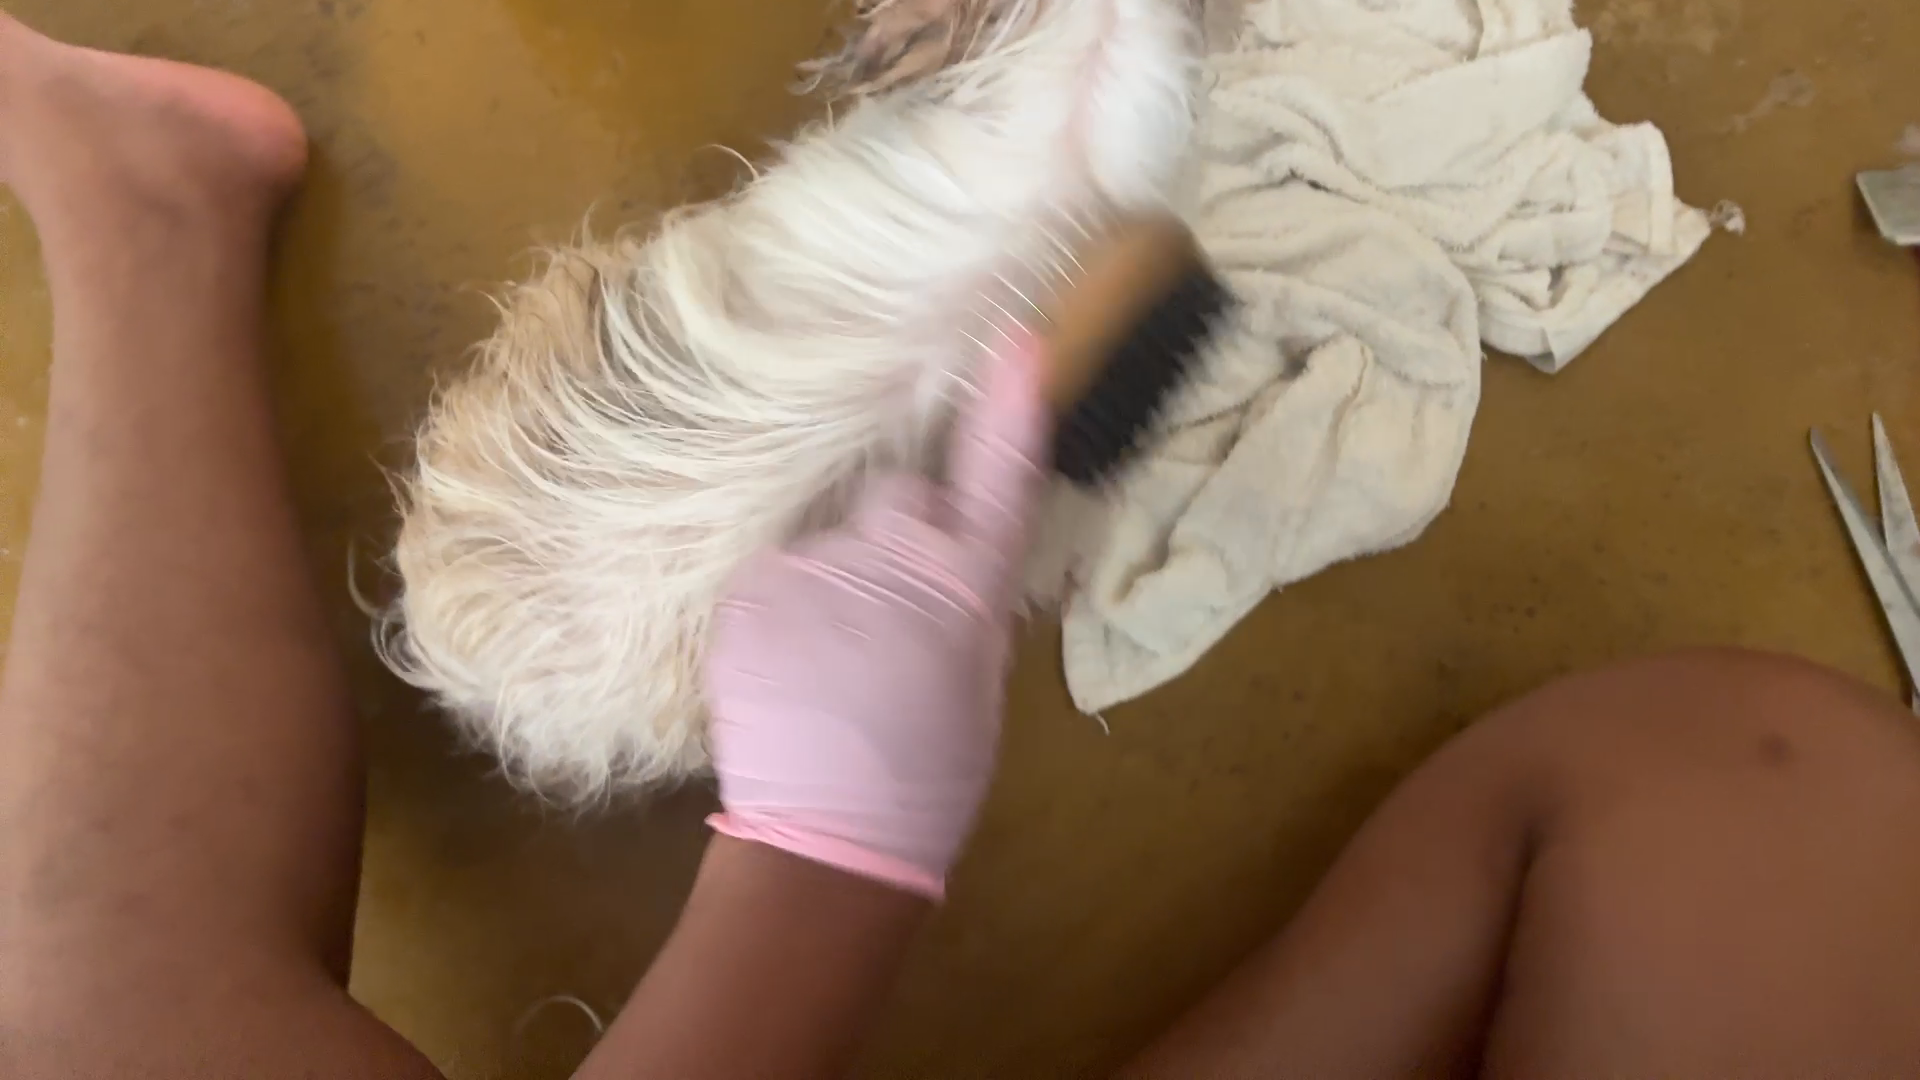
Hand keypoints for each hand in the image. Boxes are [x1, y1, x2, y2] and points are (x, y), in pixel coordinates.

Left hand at [703, 338, 1052, 898]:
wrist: (830, 833)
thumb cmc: (931, 767)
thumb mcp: (980, 677)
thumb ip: (970, 598)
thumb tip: (958, 551)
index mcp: (966, 587)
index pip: (998, 476)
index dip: (1008, 406)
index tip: (1014, 341)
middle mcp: (894, 557)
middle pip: (898, 495)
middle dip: (899, 531)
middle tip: (888, 604)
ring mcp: (815, 565)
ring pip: (834, 535)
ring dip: (840, 572)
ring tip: (834, 648)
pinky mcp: (752, 587)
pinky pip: (781, 567)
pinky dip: (790, 599)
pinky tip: (793, 657)